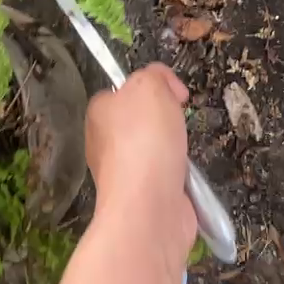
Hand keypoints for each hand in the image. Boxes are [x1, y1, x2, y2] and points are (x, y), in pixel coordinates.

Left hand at [85, 64, 196, 264]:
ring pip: (155, 149)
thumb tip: (166, 85)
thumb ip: (156, 75)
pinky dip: (178, 177)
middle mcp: (105, 142)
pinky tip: (184, 178)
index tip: (174, 94)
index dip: (153, 87)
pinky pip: (164, 177)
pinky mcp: (141, 199)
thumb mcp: (150, 86)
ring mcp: (122, 174)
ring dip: (175, 150)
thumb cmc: (144, 140)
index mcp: (99, 111)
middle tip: (178, 122)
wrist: (149, 208)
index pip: (124, 90)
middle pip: (142, 120)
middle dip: (166, 120)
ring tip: (181, 153)